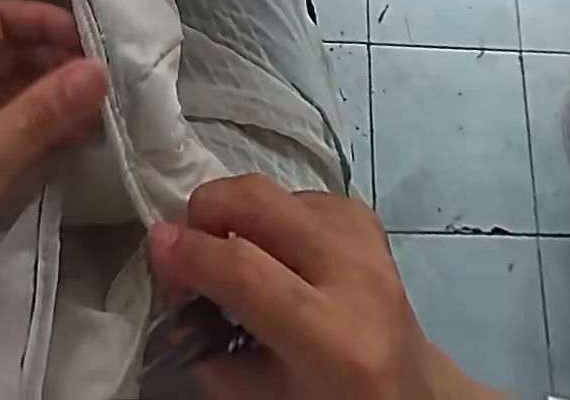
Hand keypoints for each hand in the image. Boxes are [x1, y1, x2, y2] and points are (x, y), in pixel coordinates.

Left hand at [0, 0, 108, 399]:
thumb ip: (41, 112)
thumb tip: (101, 69)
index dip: (44, 21)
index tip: (92, 38)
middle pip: (14, 48)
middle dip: (60, 57)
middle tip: (109, 75)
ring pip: (24, 84)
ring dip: (62, 90)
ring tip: (106, 102)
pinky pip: (25, 119)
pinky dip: (55, 120)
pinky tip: (88, 128)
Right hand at [148, 175, 506, 399]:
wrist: (414, 390)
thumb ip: (215, 356)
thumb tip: (173, 290)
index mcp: (337, 337)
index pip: (246, 271)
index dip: (192, 252)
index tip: (154, 244)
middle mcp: (353, 269)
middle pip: (256, 200)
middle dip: (205, 210)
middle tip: (188, 251)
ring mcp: (360, 232)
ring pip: (267, 189)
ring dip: (233, 215)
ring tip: (230, 255)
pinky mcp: (360, 212)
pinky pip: (289, 193)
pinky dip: (265, 217)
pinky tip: (275, 253)